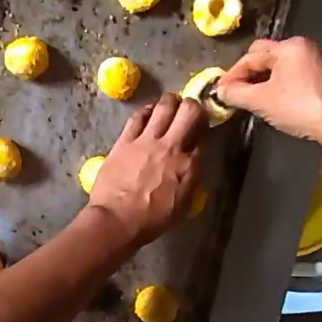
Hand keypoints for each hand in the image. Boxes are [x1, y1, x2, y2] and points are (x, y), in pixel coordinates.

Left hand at [85, 94, 203, 249]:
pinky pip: (137, 117)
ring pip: (164, 107)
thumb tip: (193, 168)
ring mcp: (147, 141)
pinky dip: (145, 110)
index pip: (203, 138)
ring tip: (170, 102)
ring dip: (170, 101)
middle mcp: (173, 148)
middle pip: (189, 112)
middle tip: (188, 109)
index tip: (199, 132)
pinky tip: (148, 111)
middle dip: (192, 106)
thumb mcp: (183, 206)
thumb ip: (191, 182)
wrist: (117, 220)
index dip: (202, 131)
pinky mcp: (125, 141)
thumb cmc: (151, 221)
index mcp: (190, 167)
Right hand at [215, 37, 321, 142]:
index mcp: (288, 47)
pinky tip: (276, 101)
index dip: (232, 74)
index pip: (251, 57)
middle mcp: (304, 47)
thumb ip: (236, 93)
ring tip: (253, 98)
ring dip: (264, 80)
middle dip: (249, 73)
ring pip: (281, 66)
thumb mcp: (261, 101)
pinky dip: (281, 84)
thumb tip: (220, 91)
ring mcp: (318, 61)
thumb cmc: (300, 107)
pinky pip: (295, 74)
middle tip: (236, 91)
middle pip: (267, 55)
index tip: (219, 91)